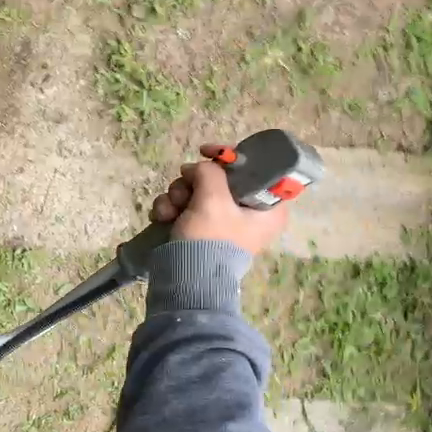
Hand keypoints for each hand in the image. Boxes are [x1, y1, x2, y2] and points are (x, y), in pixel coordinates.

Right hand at [148, 143, 289, 256]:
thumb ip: (209, 173)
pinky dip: (170, 208)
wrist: (186, 279)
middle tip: (183, 192)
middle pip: (219, 180)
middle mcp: (248, 213)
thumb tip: (198, 166)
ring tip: (169, 210)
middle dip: (193, 182)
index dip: (231, 158)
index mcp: (268, 208)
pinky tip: (162, 218)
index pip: (257, 169)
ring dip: (176, 195)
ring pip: (196, 191)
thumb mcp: (212, 201)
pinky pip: (184, 207)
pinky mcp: (199, 230)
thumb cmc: (209, 240)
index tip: (206, 152)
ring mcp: (221, 222)